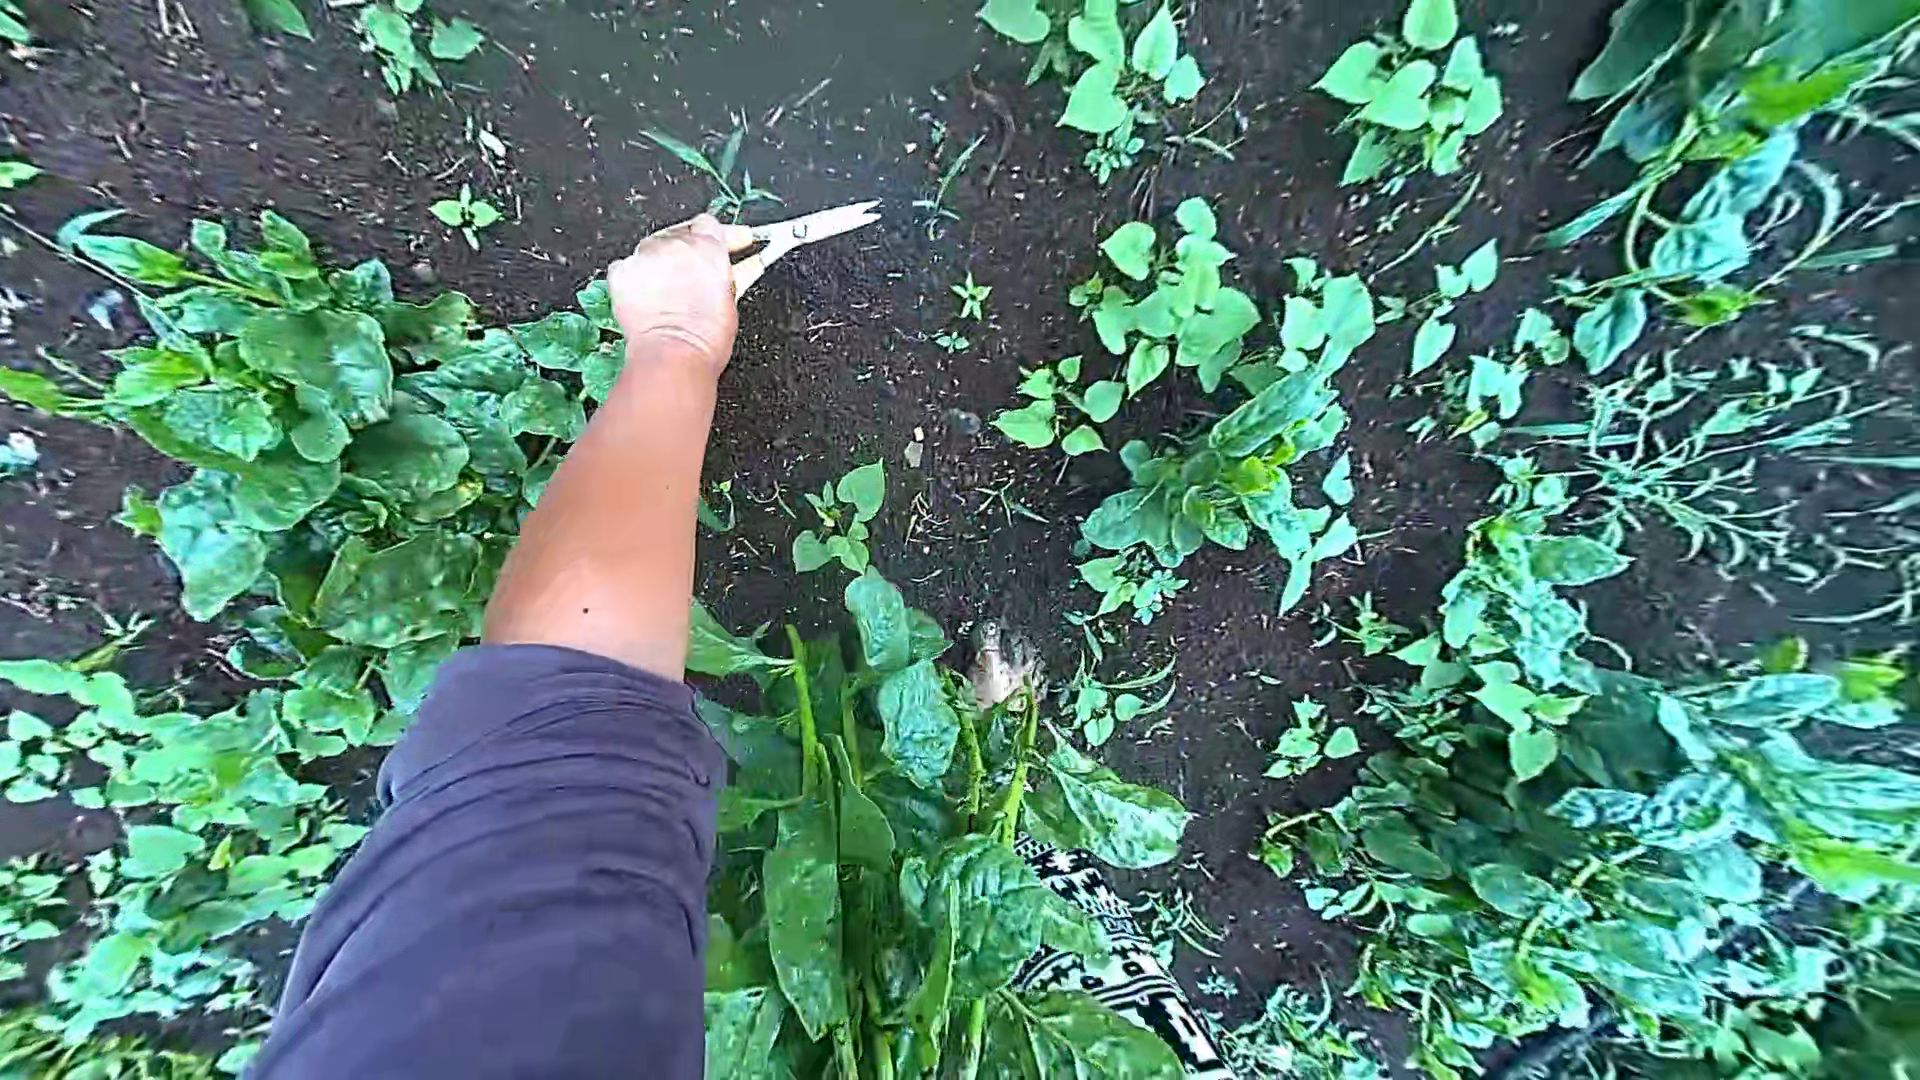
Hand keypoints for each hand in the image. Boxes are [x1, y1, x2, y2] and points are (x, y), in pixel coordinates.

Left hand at [606, 214, 746, 373]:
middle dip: (693, 252)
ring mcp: (644, 256)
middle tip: (701, 275)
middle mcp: (673, 244)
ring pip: (655, 250)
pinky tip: (653, 298)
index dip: (724, 236)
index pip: (711, 225)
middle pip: (682, 234)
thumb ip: (736, 275)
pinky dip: (642, 279)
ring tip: (677, 293)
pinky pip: (631, 267)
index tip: (732, 244)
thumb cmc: (706, 338)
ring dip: (667, 264)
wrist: (673, 355)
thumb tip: (745, 266)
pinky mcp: (621, 272)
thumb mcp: (732, 303)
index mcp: (706, 247)